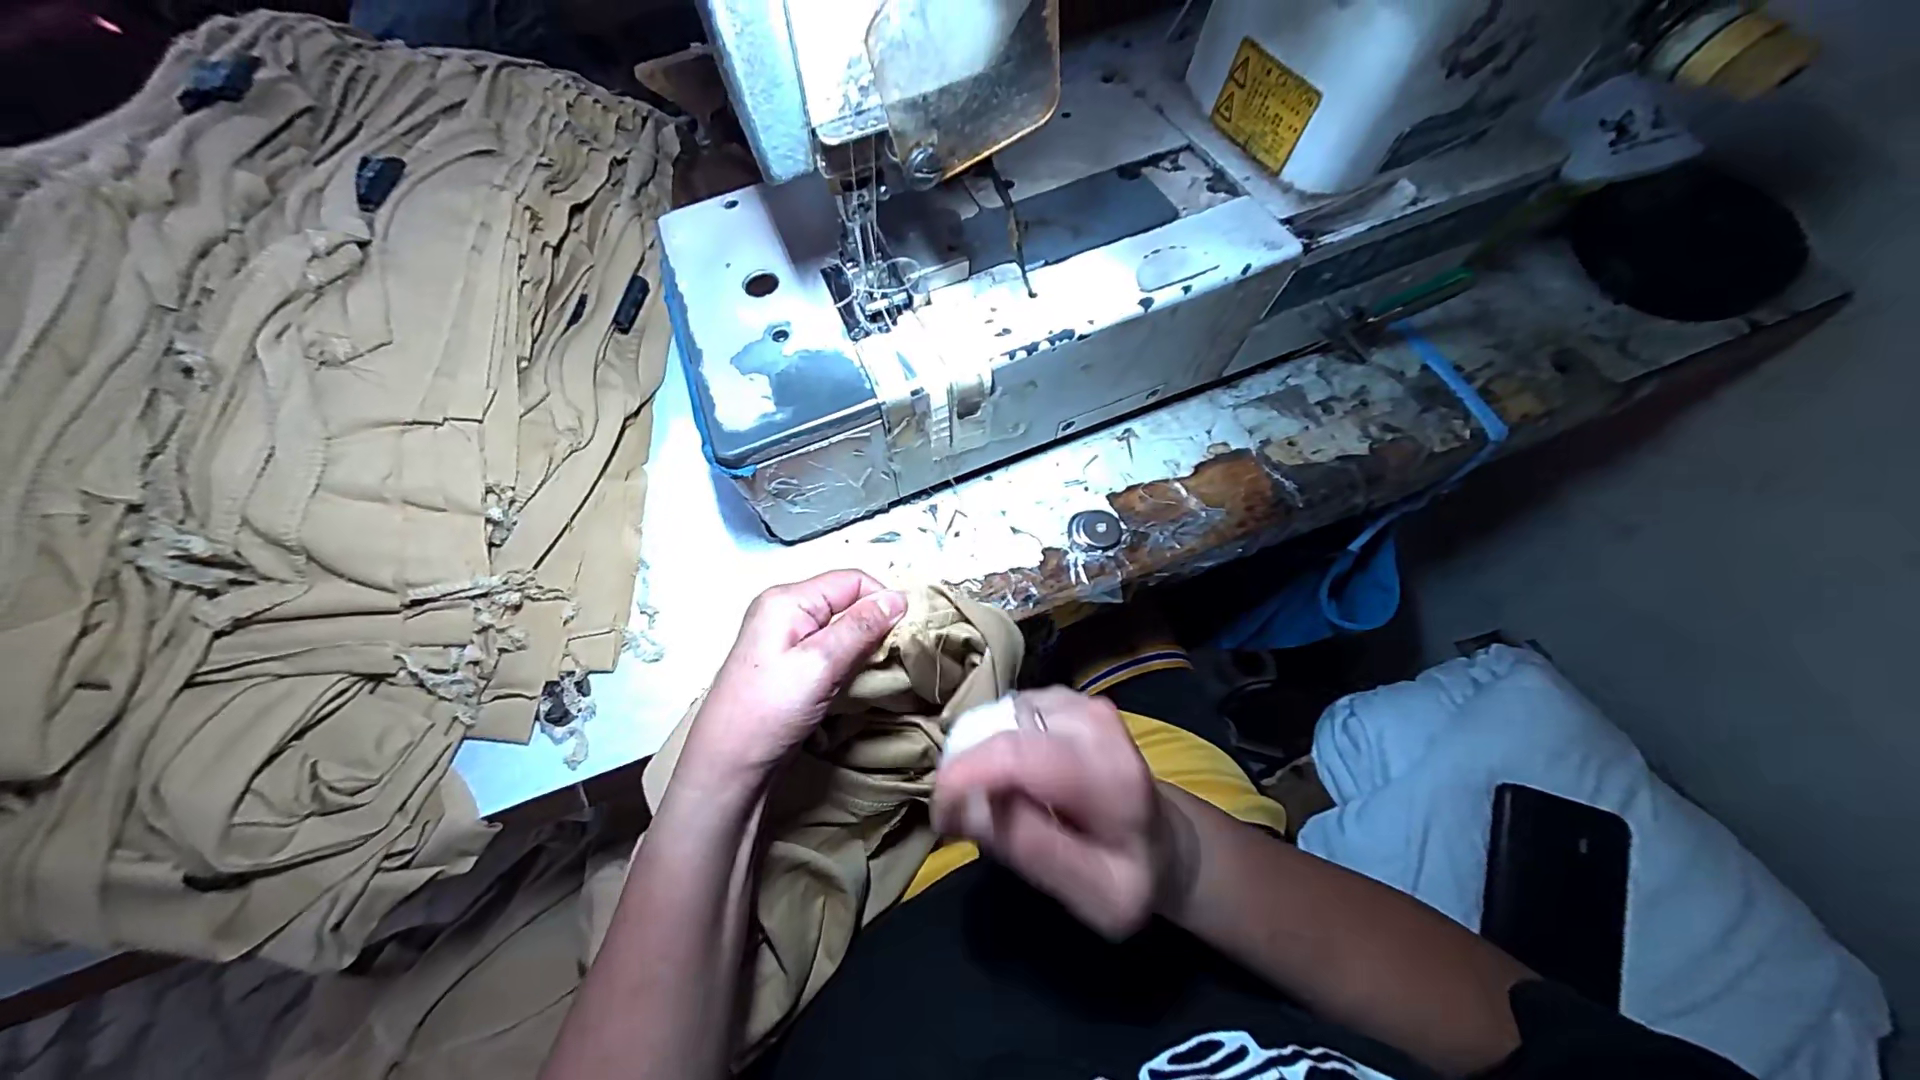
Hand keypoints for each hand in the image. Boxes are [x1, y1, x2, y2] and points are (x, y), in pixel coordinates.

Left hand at [682, 571, 906, 786]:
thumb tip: (899, 598)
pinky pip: (830, 648)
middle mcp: (785, 610)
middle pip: (847, 601)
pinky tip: (851, 682)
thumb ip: (861, 627)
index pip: (852, 580)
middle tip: (884, 659)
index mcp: (788, 599)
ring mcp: (785, 638)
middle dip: (872, 625)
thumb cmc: (769, 712)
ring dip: (861, 646)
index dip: (881, 601)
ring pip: (842, 627)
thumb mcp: (821, 664)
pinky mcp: (790, 663)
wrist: (728, 766)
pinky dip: (847, 660)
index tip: (899, 636)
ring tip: (868, 673)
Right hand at [931, 688, 1194, 938]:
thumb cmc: (1128, 873)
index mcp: (1110, 776)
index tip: (942, 815)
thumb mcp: (1093, 894)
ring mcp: (1079, 700)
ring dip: (981, 759)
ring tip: (997, 801)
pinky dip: (994, 742)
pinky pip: (1006, 711)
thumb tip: (964, 807)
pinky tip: (1013, 776)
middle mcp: (1095, 721)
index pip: (1017, 754)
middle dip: (967, 771)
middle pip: (1000, 731)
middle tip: (964, 818)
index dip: (963, 776)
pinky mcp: (1064, 695)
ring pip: (998, 718)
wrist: (1162, 837)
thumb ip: (1030, 848)